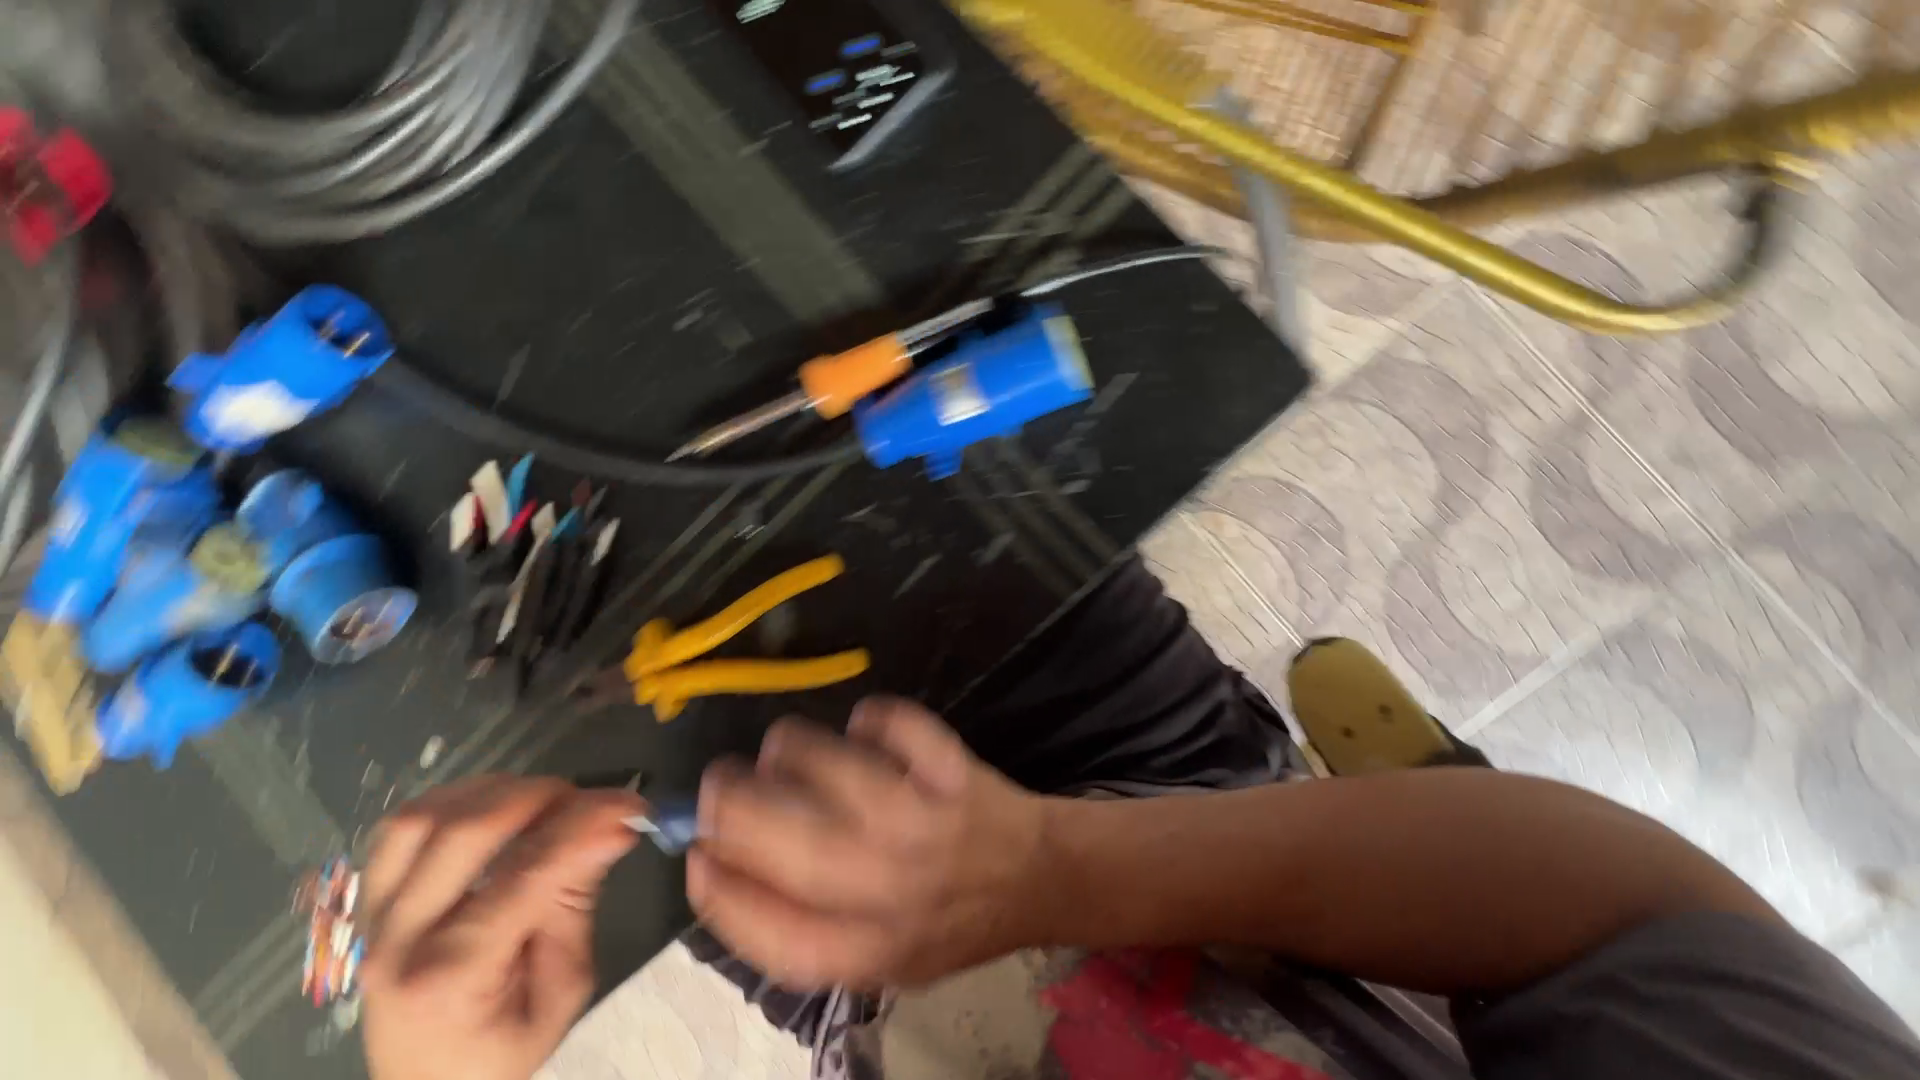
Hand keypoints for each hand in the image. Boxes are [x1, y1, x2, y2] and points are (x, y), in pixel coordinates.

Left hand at [358, 776, 643, 1079]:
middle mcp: (398, 941)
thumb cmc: (505, 1050)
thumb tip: (613, 829)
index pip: (522, 876)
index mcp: (452, 976)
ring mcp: (372, 919)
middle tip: (585, 797)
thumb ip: (574, 905)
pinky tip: (495, 807)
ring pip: (421, 819)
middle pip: (462, 833)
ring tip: (542, 799)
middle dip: (536, 797)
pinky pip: (398, 830)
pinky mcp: (368, 904)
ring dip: (491, 792)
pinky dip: (452, 802)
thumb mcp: (561, 991)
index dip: (580, 829)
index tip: (630, 803)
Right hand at [688, 696, 1052, 989]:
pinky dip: (870, 718)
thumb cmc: (944, 920)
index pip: (757, 923)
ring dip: (789, 748)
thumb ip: (802, 925)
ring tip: (785, 749)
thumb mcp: (876, 957)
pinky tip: (863, 729)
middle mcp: (886, 889)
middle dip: (730, 799)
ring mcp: (922, 824)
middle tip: (723, 781)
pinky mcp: (951, 773)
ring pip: (826, 766)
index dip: (713, 882)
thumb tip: (718, 862)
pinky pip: (891, 725)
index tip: (698, 850)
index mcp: (860, 950)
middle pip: (777, 836)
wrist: (1036, 882)